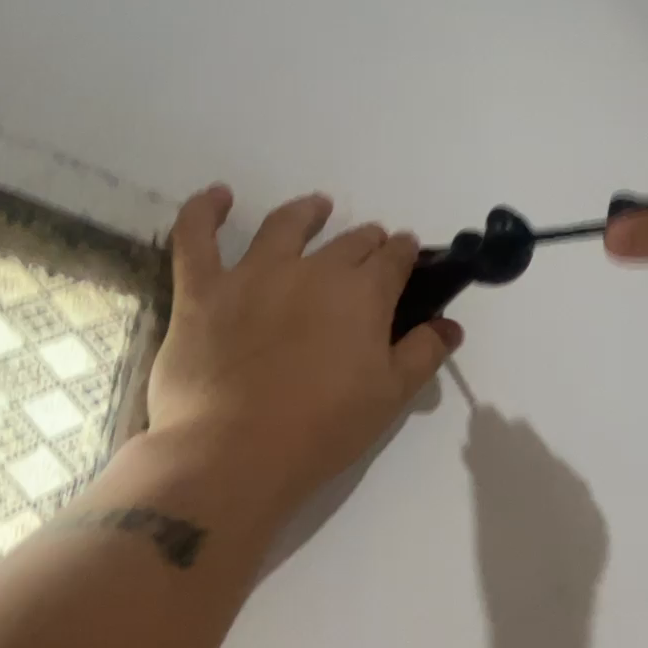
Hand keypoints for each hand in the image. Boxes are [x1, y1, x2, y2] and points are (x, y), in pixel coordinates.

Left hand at [144, 185, 461, 520]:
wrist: (235, 452)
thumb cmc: (324, 427)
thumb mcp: (391, 395)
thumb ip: (424, 353)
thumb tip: (450, 325)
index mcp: (363, 293)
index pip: (394, 258)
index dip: (405, 252)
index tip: (408, 253)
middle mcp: (313, 270)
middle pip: (349, 241)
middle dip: (368, 240)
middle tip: (373, 247)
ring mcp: (253, 275)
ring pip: (284, 226)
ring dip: (307, 213)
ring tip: (317, 207)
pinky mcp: (202, 290)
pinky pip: (197, 237)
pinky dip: (205, 210)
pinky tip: (217, 195)